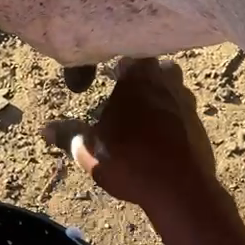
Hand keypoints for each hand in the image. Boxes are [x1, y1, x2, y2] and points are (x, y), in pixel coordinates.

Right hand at [43, 57, 219, 215]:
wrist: (179, 189)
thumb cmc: (129, 161)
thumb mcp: (89, 151)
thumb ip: (68, 136)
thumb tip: (44, 129)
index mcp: (137, 76)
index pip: (125, 55)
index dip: (115, 66)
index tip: (105, 78)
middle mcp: (166, 80)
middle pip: (153, 67)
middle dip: (141, 77)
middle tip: (126, 95)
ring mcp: (187, 101)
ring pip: (172, 87)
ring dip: (158, 97)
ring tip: (143, 117)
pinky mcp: (201, 124)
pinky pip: (183, 113)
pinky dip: (173, 119)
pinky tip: (161, 138)